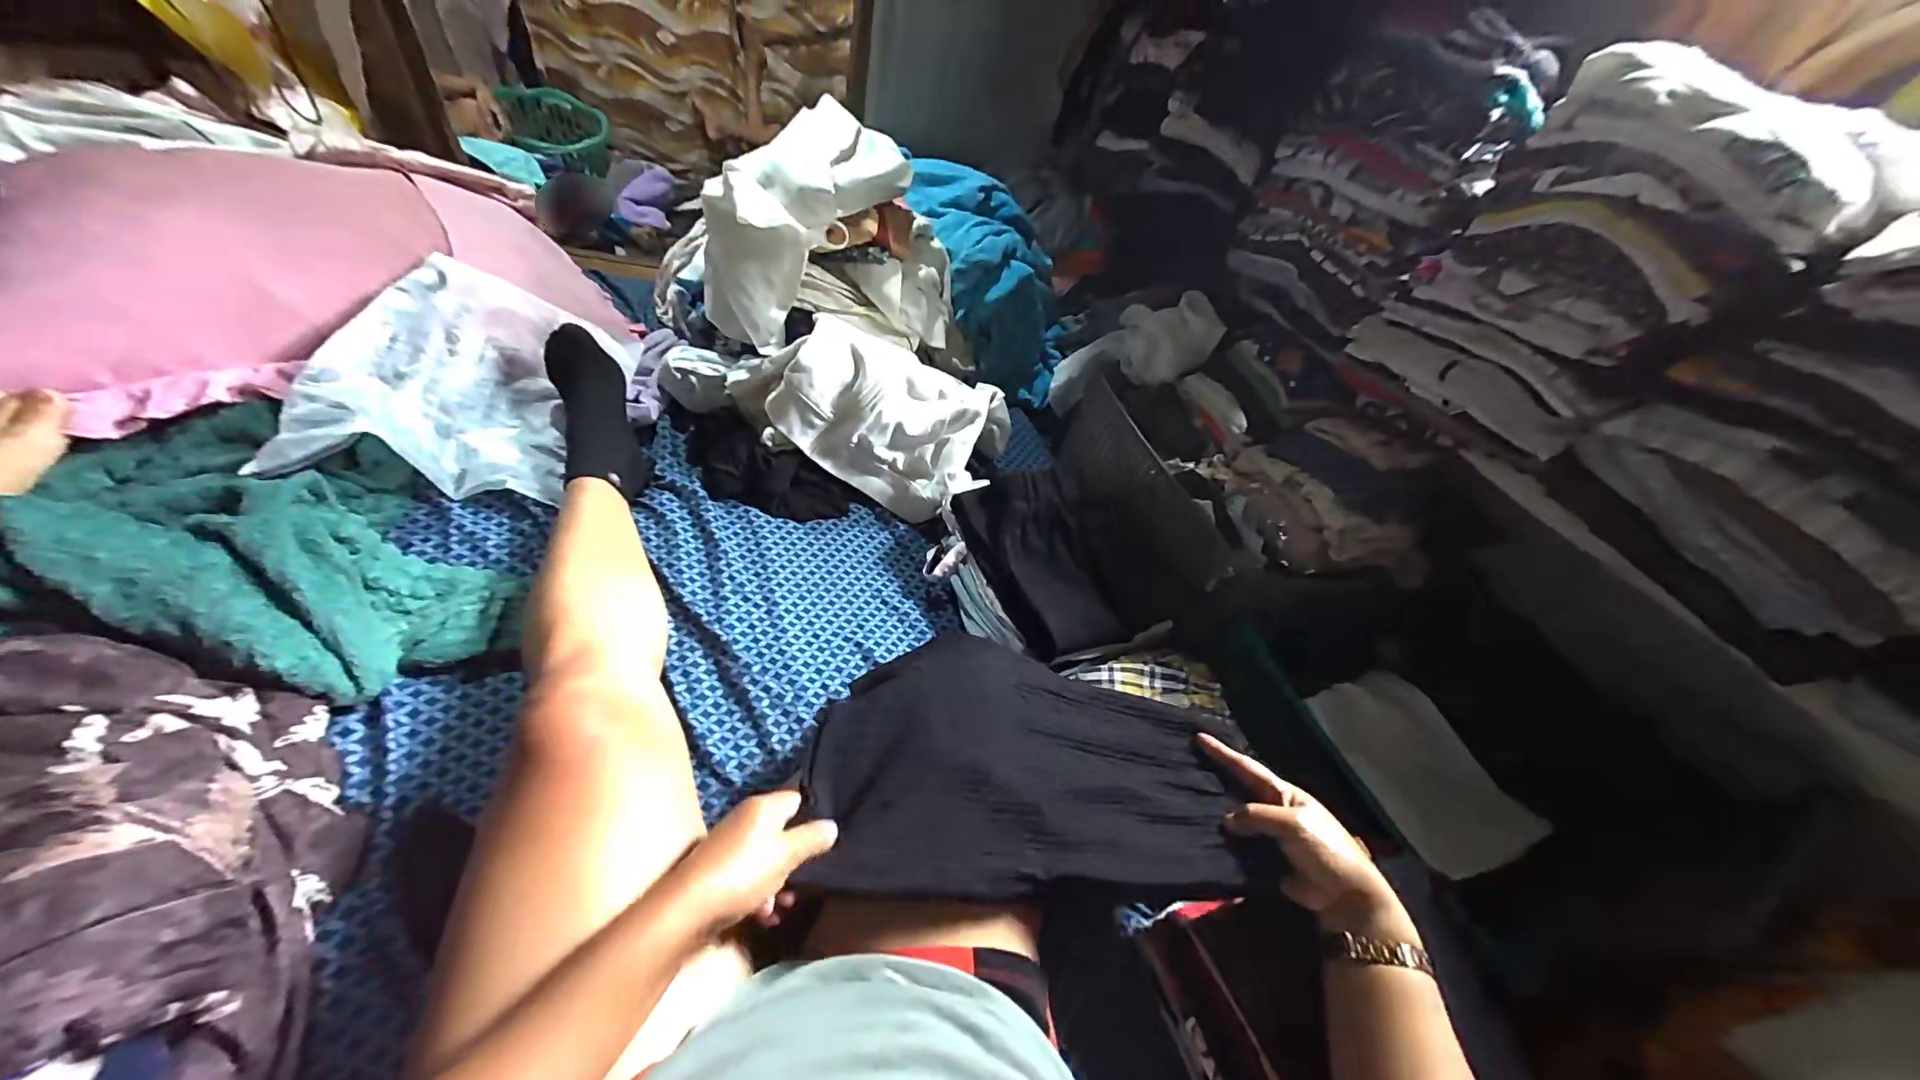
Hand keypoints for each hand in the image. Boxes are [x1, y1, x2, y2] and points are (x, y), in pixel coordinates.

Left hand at [658, 790, 837, 938]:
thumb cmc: (743, 873)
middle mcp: (745, 819)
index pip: (797, 799)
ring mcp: (729, 846)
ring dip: (778, 882)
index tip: (823, 841)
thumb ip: (812, 839)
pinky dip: (758, 894)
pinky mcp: (717, 872)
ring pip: (765, 859)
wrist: (686, 910)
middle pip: (782, 832)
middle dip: (795, 858)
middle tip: (805, 879)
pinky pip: (748, 877)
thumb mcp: (786, 855)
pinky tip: (763, 916)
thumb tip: (832, 826)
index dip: (812, 818)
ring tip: (782, 906)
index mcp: (763, 807)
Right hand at [1198, 733, 1416, 940]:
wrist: (1346, 897)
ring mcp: (1266, 834)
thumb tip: (1227, 821)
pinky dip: (1220, 840)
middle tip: (1186, 764)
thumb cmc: (1327, 851)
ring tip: (1184, 798)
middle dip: (1214, 776)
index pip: (1247, 768)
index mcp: (1284, 794)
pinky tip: (1199, 835)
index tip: (1199, 737)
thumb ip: (1257, 816)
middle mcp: (1272, 809)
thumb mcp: (1294, 825)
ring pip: (1233, 818)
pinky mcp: (1262, 858)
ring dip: (1213, 811)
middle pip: (1237, 789)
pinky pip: (1235, 845)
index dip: (1223, 753)